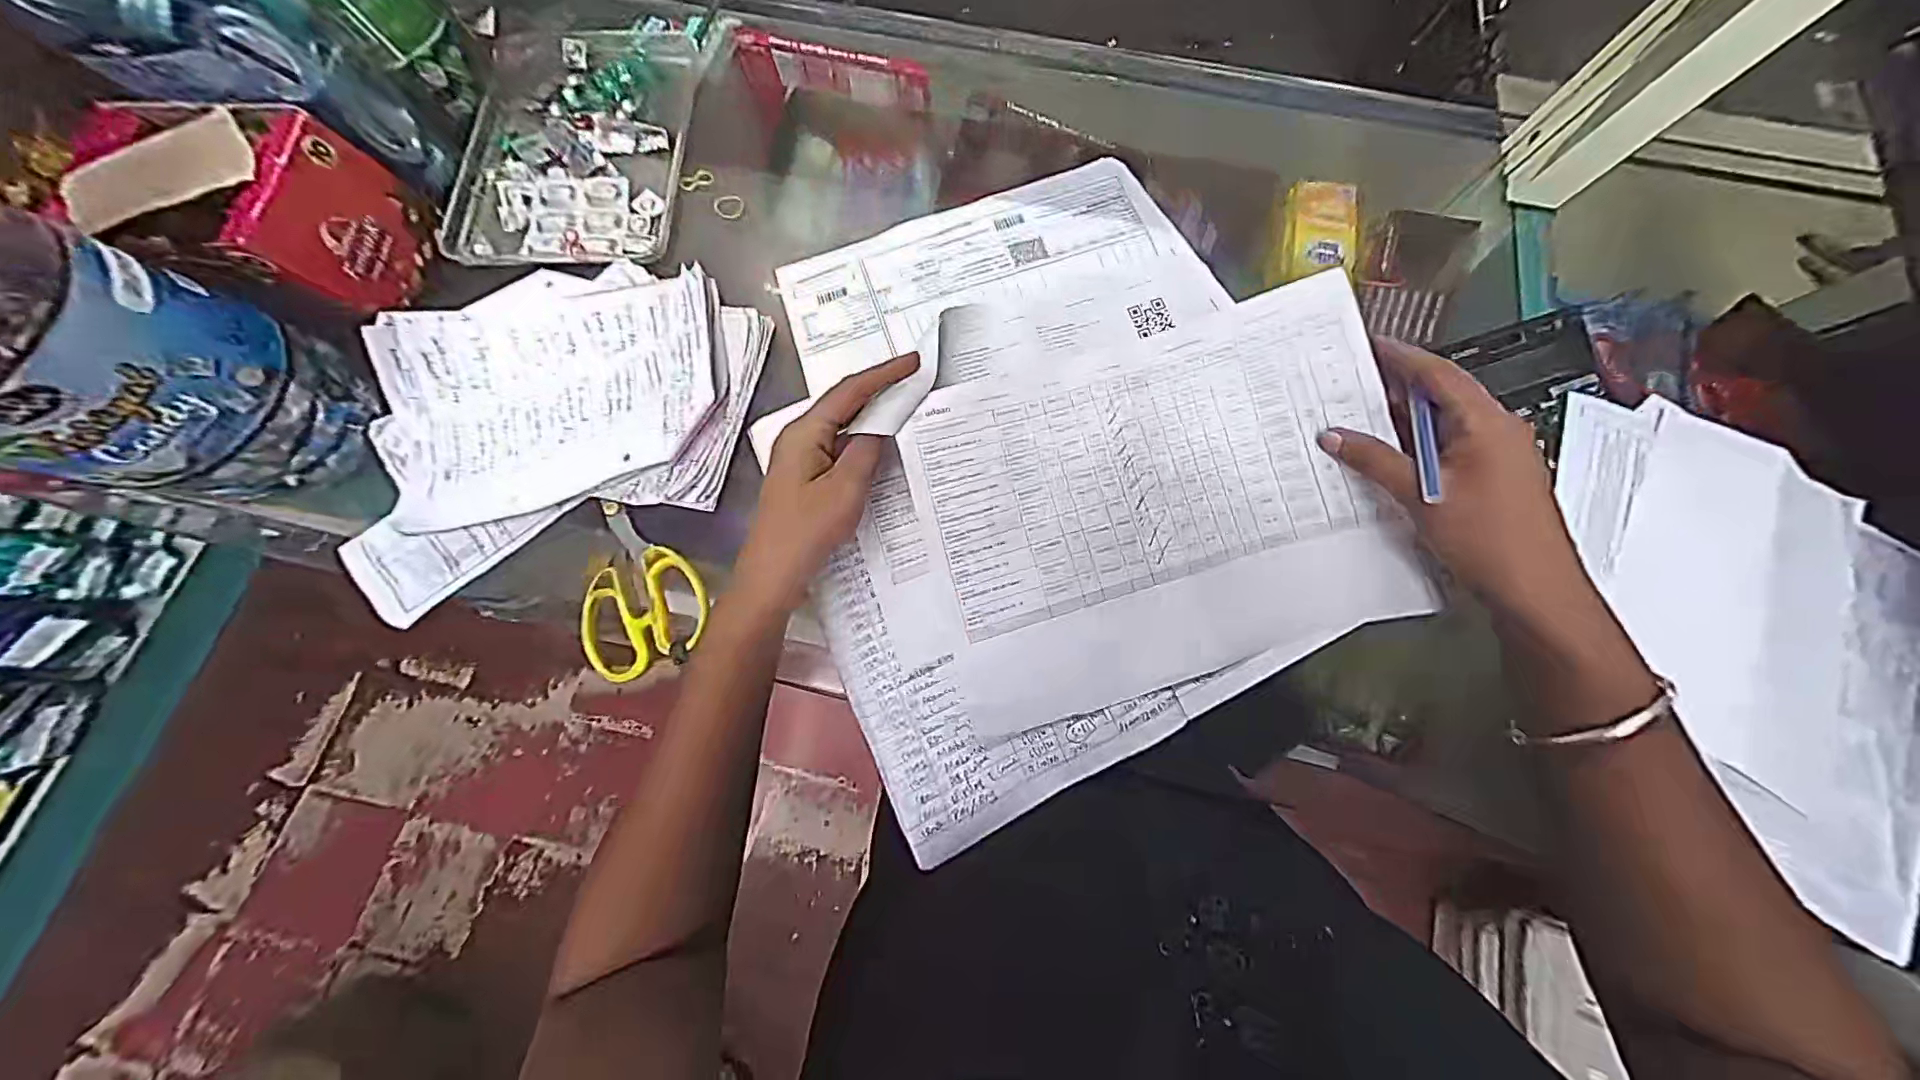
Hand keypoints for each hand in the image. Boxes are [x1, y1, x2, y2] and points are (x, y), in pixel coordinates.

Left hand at [733, 354, 919, 613]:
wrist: (773, 574)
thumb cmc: (805, 533)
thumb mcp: (845, 490)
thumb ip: (867, 451)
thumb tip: (881, 427)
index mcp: (804, 433)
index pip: (848, 392)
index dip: (882, 375)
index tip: (910, 362)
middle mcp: (799, 438)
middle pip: (843, 404)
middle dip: (878, 390)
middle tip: (911, 380)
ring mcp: (800, 458)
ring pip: (843, 427)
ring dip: (872, 417)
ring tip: (903, 408)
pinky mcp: (806, 477)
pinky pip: (839, 449)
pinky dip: (863, 443)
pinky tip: (882, 448)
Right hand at [1315, 337, 1596, 632]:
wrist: (1532, 586)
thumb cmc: (1493, 540)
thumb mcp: (1420, 494)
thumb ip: (1375, 460)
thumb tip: (1339, 438)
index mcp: (1487, 423)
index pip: (1438, 375)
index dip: (1401, 357)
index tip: (1371, 346)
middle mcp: (1496, 431)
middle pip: (1440, 396)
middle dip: (1396, 389)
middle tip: (1354, 383)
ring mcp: (1496, 454)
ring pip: (1442, 424)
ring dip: (1403, 422)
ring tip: (1360, 421)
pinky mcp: (1490, 476)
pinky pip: (1447, 447)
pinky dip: (1416, 446)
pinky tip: (1388, 457)